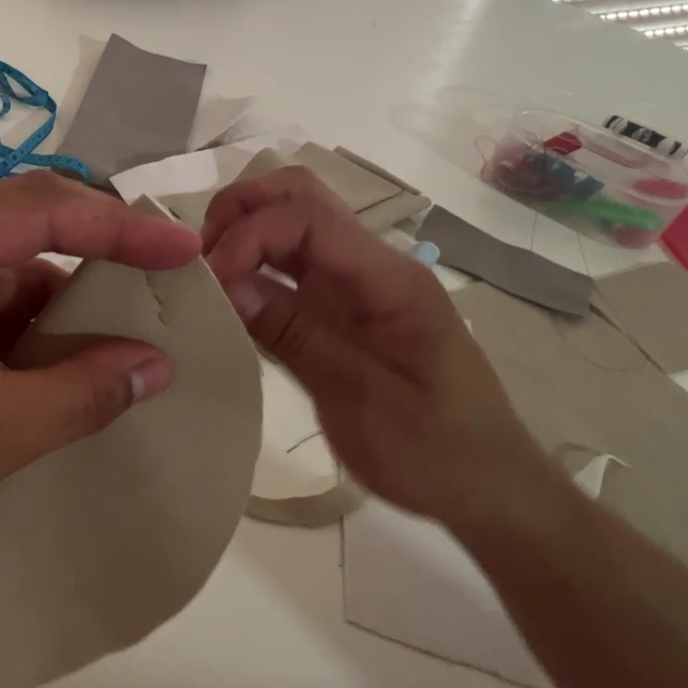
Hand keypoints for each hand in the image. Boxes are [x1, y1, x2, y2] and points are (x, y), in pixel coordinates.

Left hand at [0, 171, 201, 572]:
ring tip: (135, 321)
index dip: (122, 228)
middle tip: (169, 269)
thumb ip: (86, 390)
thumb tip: (159, 365)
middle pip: (25, 224)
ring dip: (68, 296)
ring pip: (10, 270)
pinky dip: (34, 328)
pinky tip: (76, 355)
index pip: (42, 212)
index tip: (186, 251)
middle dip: (99, 246)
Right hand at [201, 166, 560, 535]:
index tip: (210, 279)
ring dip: (242, 232)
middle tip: (198, 259)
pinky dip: (251, 266)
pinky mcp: (339, 308)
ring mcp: (354, 284)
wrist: (489, 490)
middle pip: (300, 196)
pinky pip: (289, 265)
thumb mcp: (362, 401)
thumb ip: (296, 337)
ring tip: (204, 276)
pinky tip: (225, 299)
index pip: (308, 217)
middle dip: (240, 210)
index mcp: (389, 279)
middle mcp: (370, 266)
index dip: (249, 233)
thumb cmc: (435, 451)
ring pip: (292, 222)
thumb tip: (226, 286)